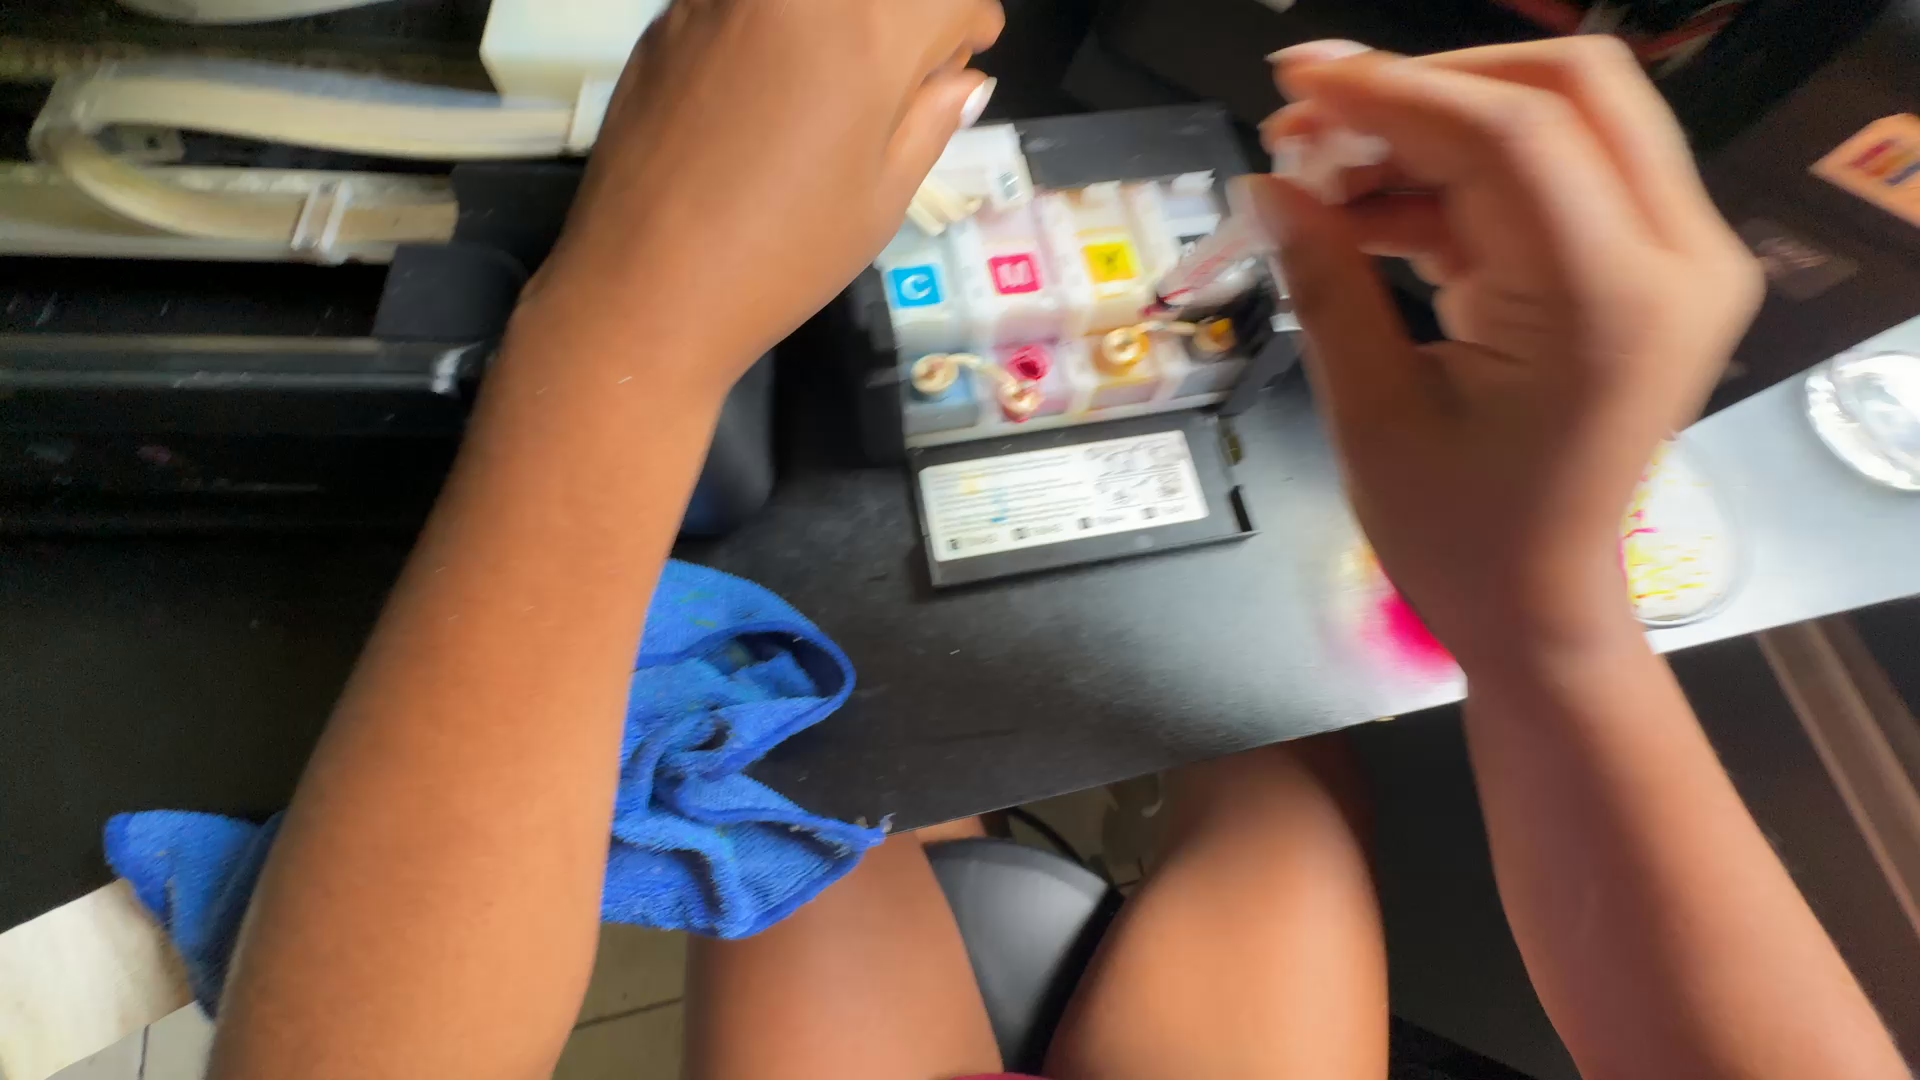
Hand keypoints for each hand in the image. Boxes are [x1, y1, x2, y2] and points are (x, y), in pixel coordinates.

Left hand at [521, 0, 1004, 393]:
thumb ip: (929, 123)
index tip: (970, 52)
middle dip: (910, 15)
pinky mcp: (671, 10)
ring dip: (846, 21)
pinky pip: (751, 2)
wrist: (651, 286)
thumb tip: (962, 81)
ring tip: (846, 77)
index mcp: (866, 29)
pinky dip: (784, 24)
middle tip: (914, 64)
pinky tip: (779, 85)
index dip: (970, 20)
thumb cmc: (786, 257)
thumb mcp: (881, 202)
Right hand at [1246, 38, 1761, 665]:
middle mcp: (1671, 257)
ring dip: (1427, 137)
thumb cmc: (1447, 529)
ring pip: (1553, 129)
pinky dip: (1446, 188)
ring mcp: (1665, 261)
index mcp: (1608, 301)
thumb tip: (1269, 188)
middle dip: (1420, 91)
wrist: (1528, 598)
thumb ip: (1324, 283)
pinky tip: (1364, 218)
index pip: (1507, 135)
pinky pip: (1538, 190)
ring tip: (1320, 177)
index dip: (1389, 92)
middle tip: (1307, 124)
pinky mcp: (1630, 275)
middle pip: (1562, 93)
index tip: (1293, 83)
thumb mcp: (1368, 410)